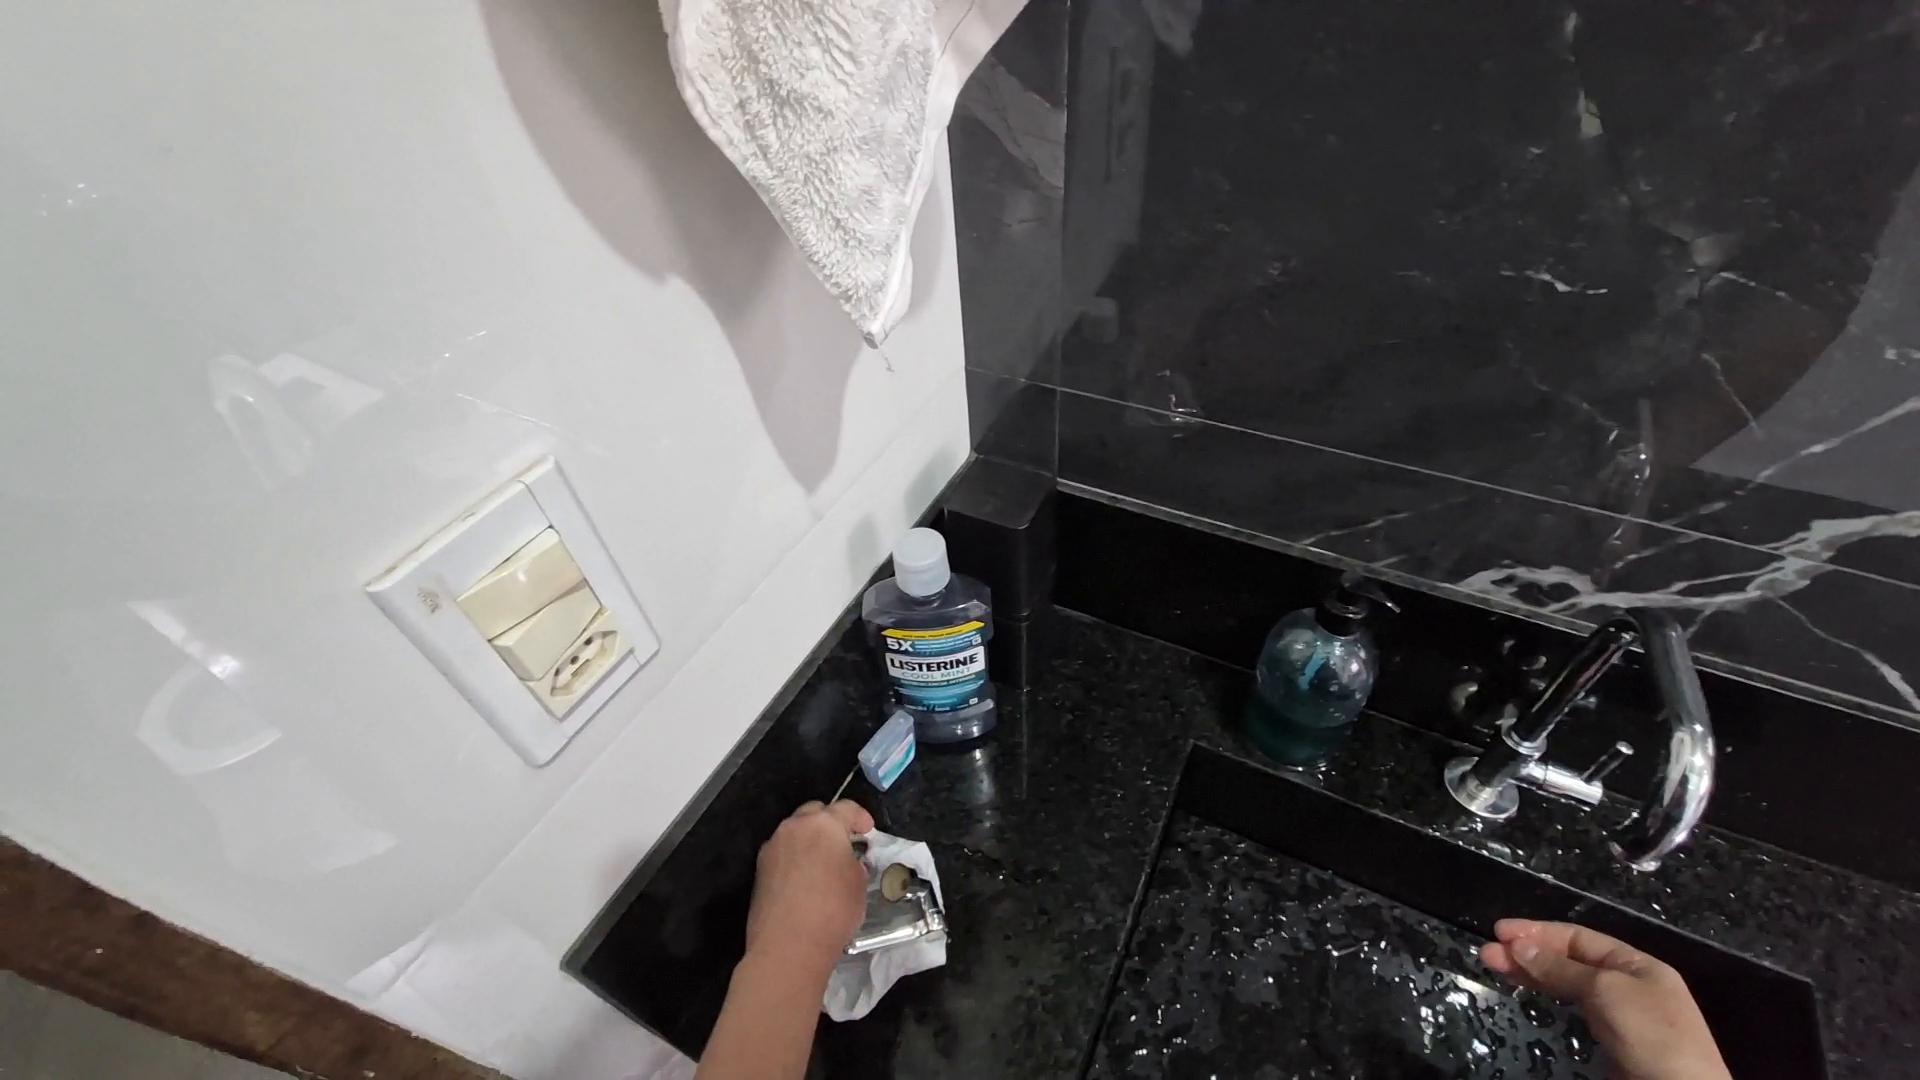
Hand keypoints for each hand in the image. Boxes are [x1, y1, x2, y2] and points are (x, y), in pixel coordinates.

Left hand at [744, 800, 873, 975]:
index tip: (867, 831)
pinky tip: (803, 878)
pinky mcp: (760, 869)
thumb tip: (847, 862)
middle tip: (843, 842)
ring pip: (795, 831)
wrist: (787, 949)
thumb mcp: (858, 885)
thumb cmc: (833, 912)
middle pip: (815, 812)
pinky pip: (782, 852)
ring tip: (822, 861)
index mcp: (824, 824)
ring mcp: (773, 847)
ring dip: (810, 839)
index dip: (860, 818)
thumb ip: (854, 863)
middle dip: (830, 822)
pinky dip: (794, 856)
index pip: (846, 808)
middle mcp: (795, 827)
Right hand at [1481, 919, 1730, 1079]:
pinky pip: (1572, 1006)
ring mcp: (1620, 1014)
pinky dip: (1546, 995)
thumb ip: (1559, 967)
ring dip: (1529, 972)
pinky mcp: (1611, 1040)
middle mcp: (1628, 984)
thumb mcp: (1605, 992)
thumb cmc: (1651, 1036)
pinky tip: (1527, 990)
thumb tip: (1516, 945)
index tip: (1499, 932)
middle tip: (1487, 953)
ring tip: (1493, 967)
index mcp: (1637, 966)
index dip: (1537, 932)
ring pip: (1566, 982)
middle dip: (1526, 952)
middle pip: (1568, 959)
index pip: (1578, 937)